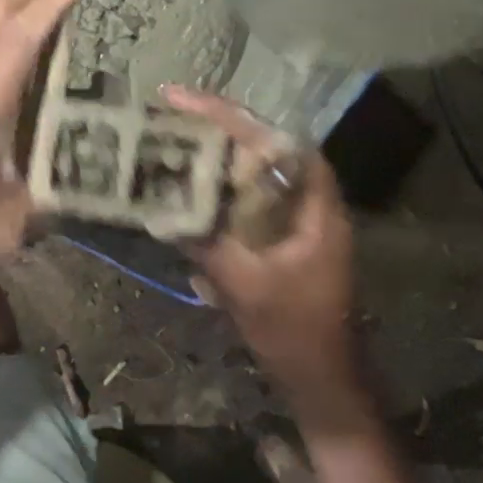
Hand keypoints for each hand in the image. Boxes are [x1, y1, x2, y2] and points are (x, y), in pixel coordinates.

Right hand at [163, 86, 355, 387]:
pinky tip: (188, 179)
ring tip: (174, 131)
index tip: (185, 101)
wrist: (322, 381)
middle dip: (217, 123)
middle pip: (264, 144)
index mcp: (315, 205)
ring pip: (255, 165)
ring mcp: (298, 218)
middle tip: (171, 108)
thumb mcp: (246, 286)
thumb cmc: (294, 331)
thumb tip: (159, 207)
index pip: (275, 138)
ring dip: (217, 147)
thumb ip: (205, 243)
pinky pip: (249, 191)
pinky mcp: (283, 235)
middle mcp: (310, 200)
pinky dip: (219, 180)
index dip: (230, 114)